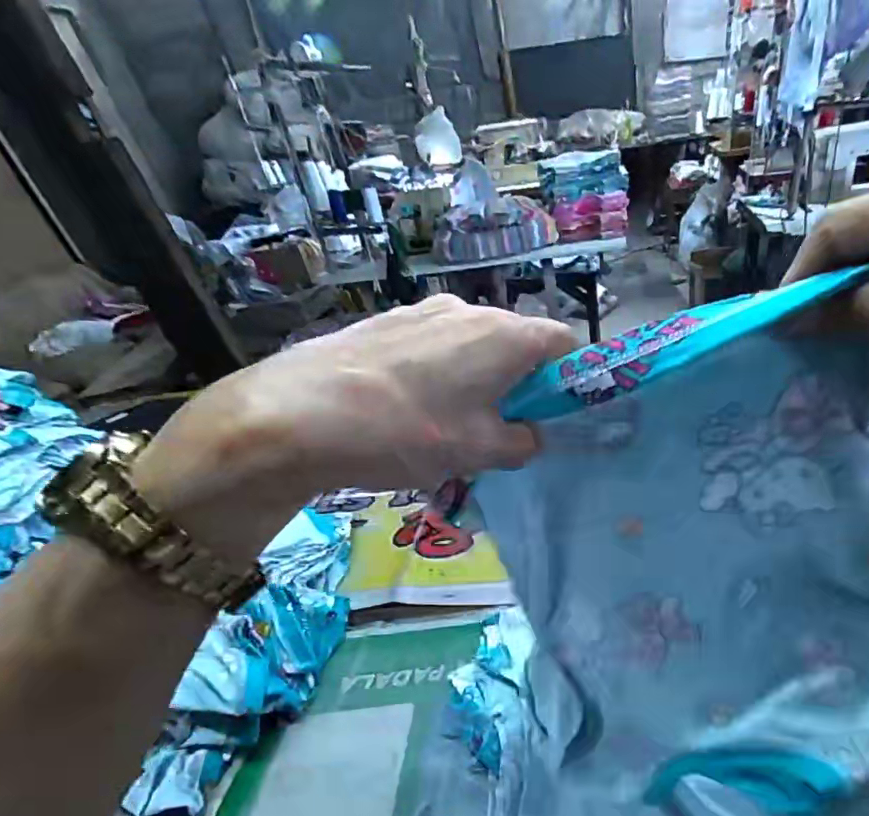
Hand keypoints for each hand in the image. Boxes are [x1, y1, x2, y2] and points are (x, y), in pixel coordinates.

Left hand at [130, 296, 574, 558]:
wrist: (299, 414)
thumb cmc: (405, 432)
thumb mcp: (477, 452)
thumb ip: (520, 443)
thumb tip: (528, 436)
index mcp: (504, 335)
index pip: (563, 343)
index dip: (569, 379)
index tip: (551, 416)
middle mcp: (467, 310)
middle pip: (514, 344)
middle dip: (517, 385)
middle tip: (496, 431)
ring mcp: (419, 311)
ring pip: (468, 346)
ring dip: (474, 382)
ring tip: (441, 426)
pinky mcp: (381, 323)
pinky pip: (428, 348)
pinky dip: (434, 375)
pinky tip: (402, 411)